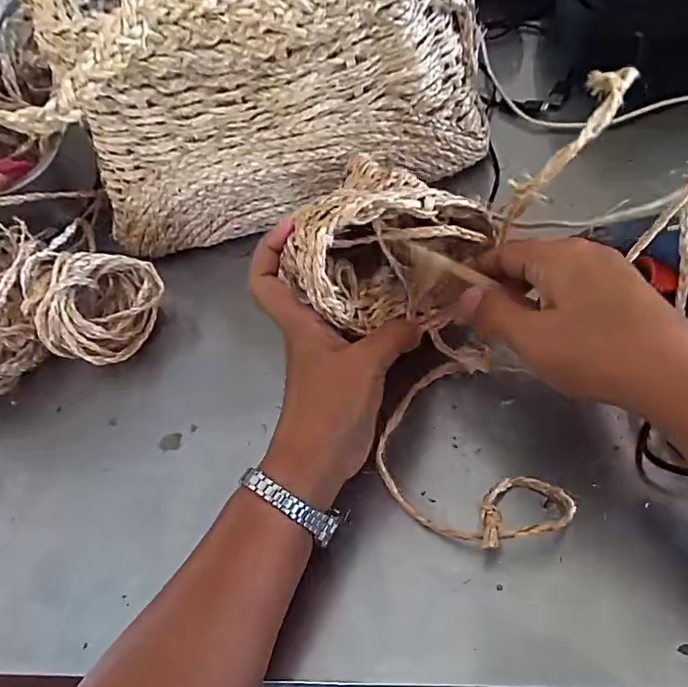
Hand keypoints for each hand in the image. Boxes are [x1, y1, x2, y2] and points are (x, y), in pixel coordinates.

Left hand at [249, 219, 422, 506]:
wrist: (318, 460)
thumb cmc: (327, 408)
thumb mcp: (363, 366)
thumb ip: (394, 336)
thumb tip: (424, 316)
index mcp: (298, 323)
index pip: (264, 279)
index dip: (269, 249)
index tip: (293, 226)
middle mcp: (309, 330)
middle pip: (304, 284)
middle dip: (322, 255)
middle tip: (357, 233)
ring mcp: (327, 351)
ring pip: (335, 307)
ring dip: (356, 286)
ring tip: (388, 261)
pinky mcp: (346, 370)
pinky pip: (359, 333)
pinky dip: (378, 319)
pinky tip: (404, 309)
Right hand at [456, 236, 687, 416]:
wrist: (673, 373)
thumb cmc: (595, 354)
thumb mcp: (532, 338)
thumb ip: (494, 313)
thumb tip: (464, 295)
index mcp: (559, 253)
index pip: (503, 251)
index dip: (476, 274)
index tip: (458, 300)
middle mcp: (586, 251)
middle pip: (531, 261)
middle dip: (503, 288)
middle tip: (486, 325)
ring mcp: (612, 269)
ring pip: (556, 277)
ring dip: (531, 300)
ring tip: (521, 335)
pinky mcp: (629, 291)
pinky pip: (580, 290)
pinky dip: (558, 306)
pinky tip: (561, 336)